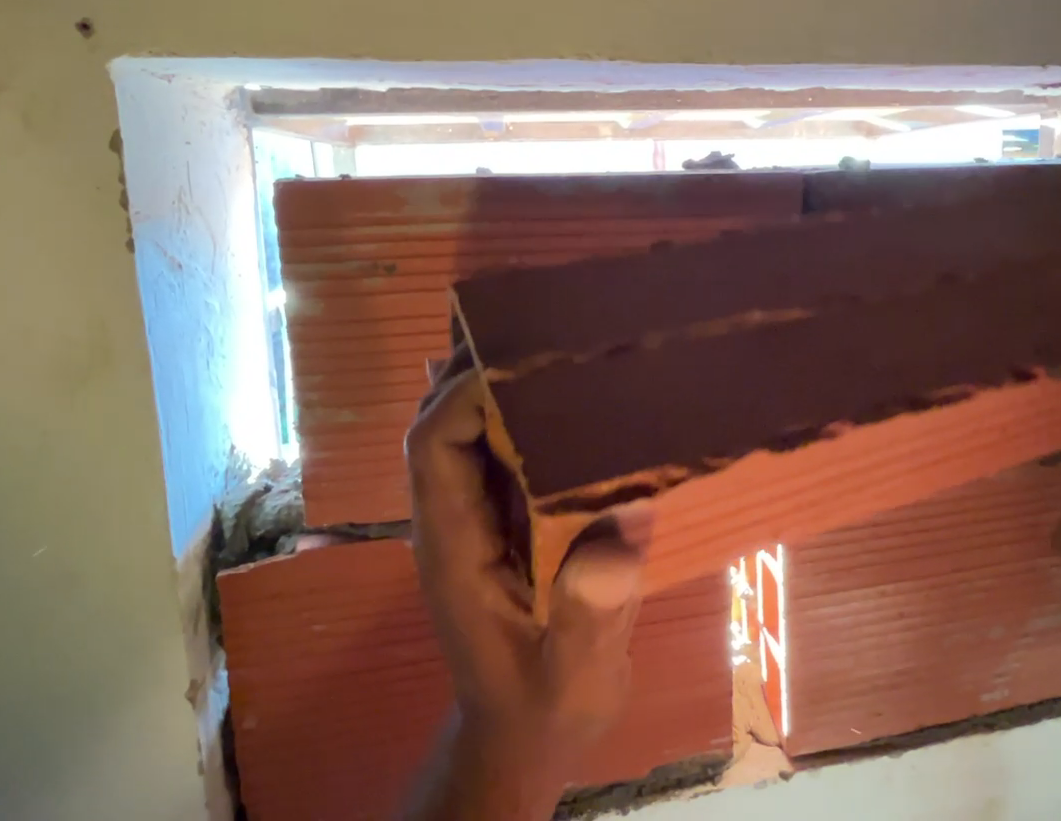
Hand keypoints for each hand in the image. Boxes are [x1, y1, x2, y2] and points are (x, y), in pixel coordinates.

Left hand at [405, 348, 651, 780]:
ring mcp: (471, 521)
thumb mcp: (574, 673)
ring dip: (489, 384)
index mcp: (455, 548)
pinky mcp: (497, 523)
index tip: (525, 362)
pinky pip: (493, 452)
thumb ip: (591, 611)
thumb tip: (626, 522)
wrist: (524, 734)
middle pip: (439, 426)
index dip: (465, 397)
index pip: (434, 450)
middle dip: (473, 372)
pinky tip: (555, 393)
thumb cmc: (544, 704)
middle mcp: (452, 521)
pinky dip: (514, 414)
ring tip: (541, 340)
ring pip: (461, 434)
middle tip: (532, 326)